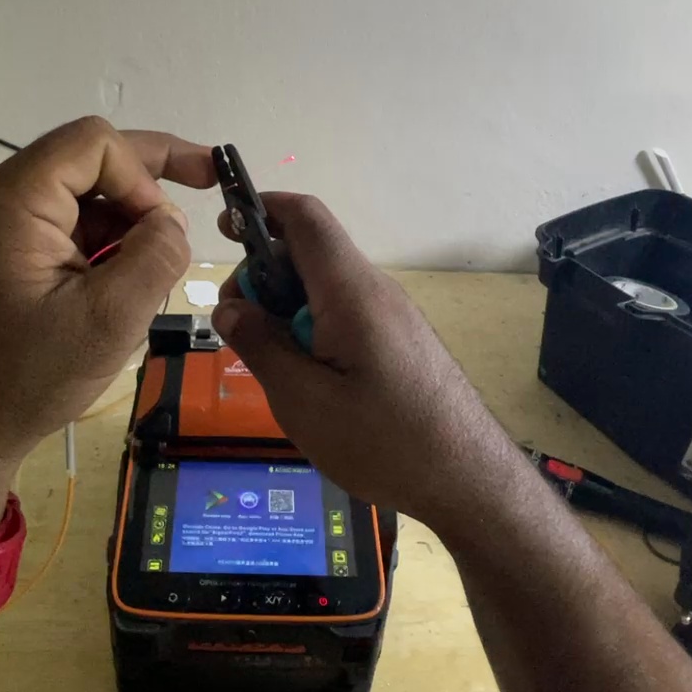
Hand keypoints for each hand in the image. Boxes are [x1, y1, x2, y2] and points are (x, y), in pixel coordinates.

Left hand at [0, 117, 215, 537]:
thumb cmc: (27, 378)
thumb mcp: (109, 320)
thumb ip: (156, 257)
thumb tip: (171, 223)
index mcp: (15, 201)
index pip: (94, 143)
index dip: (142, 175)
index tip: (162, 231)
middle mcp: (2, 200)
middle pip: (88, 159)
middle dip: (152, 172)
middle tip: (210, 179)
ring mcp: (1, 228)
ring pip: (83, 197)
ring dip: (129, 220)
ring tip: (161, 264)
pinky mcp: (6, 256)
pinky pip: (68, 229)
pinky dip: (106, 246)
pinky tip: (128, 282)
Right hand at [210, 193, 527, 537]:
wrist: (467, 481)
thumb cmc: (382, 441)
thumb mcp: (303, 401)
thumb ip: (262, 346)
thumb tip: (230, 308)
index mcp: (350, 291)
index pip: (305, 218)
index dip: (260, 210)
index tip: (224, 232)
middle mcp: (374, 291)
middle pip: (309, 254)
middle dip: (263, 278)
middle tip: (239, 330)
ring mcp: (391, 316)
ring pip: (324, 289)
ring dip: (286, 310)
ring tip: (272, 364)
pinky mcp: (398, 341)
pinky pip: (343, 315)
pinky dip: (312, 330)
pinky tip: (307, 379)